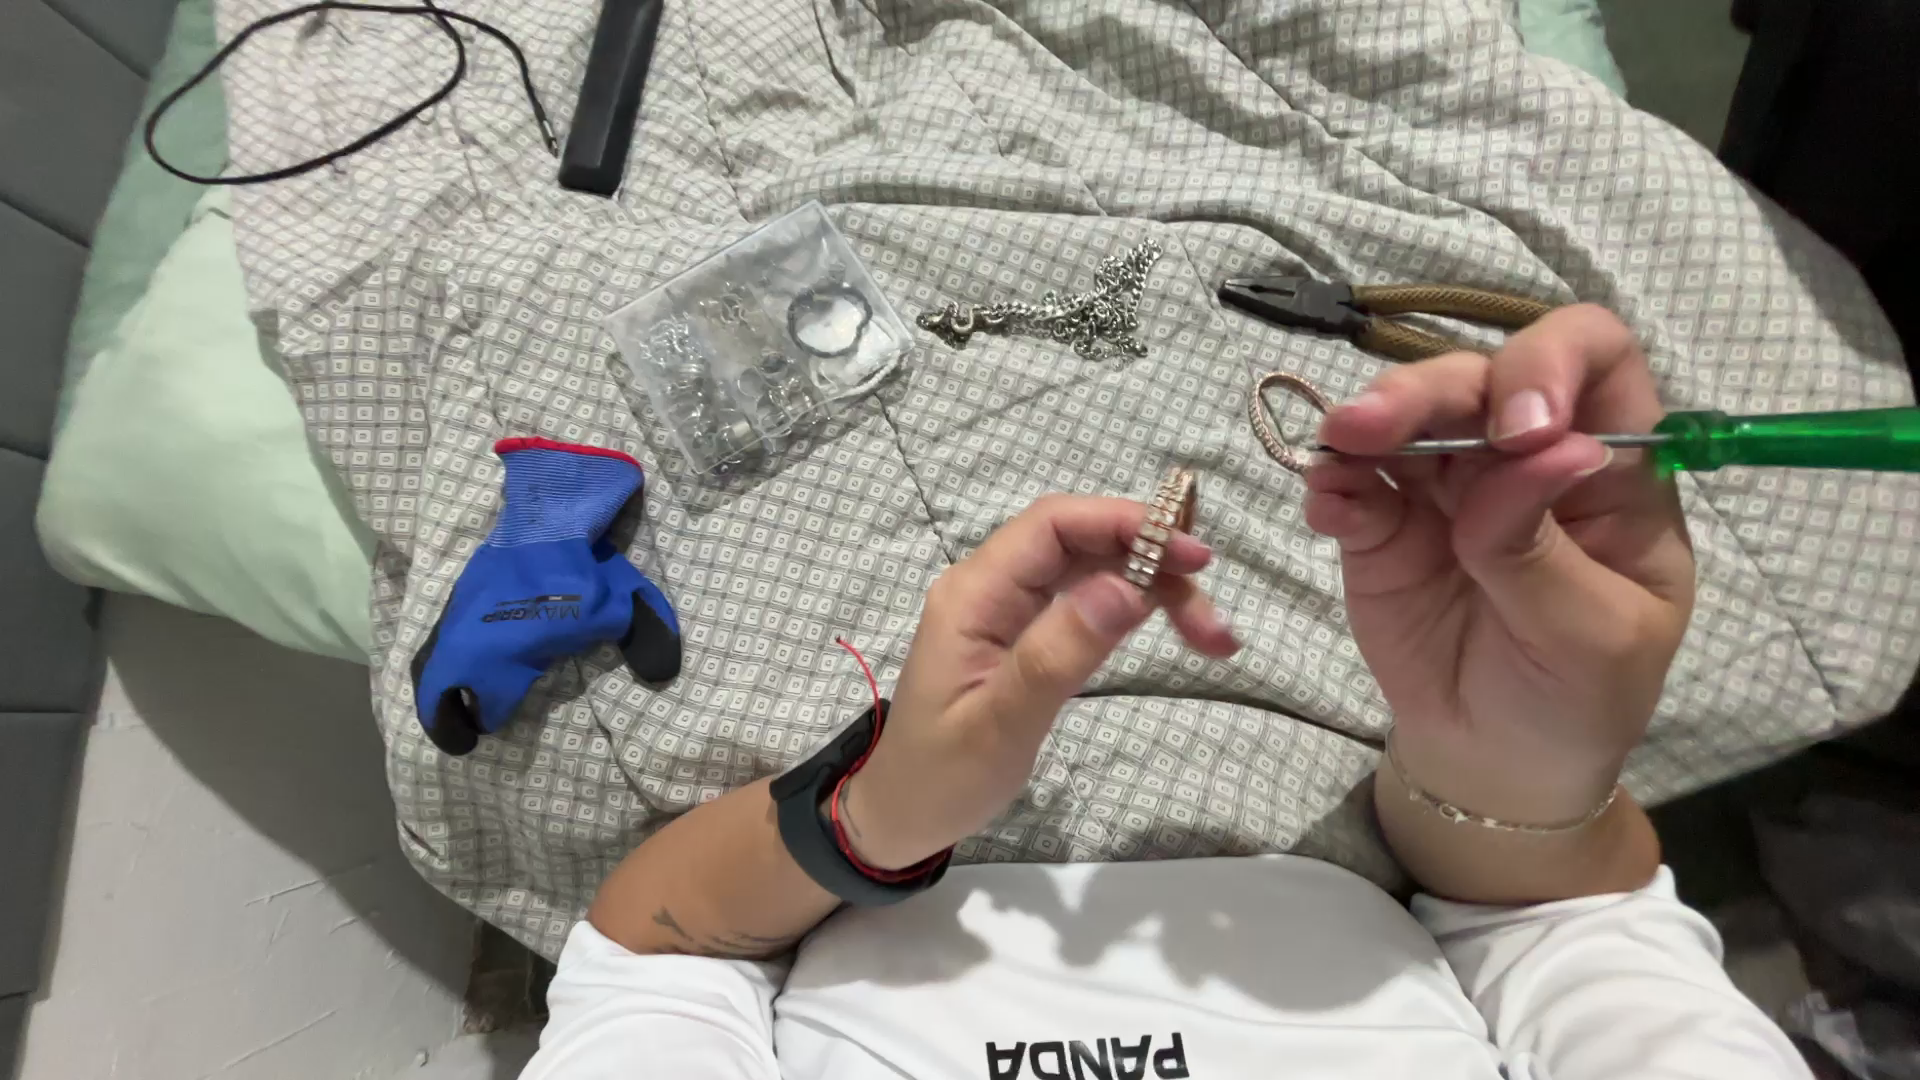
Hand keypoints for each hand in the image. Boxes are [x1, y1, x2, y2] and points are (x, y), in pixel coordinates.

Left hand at [839, 495, 1242, 868]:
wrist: (903, 809)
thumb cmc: (942, 775)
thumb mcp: (1000, 725)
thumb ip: (1058, 654)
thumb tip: (1128, 587)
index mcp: (974, 594)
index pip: (1052, 524)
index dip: (1124, 523)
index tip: (1191, 557)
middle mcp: (991, 587)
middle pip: (1081, 542)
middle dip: (1154, 563)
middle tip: (1213, 624)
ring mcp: (1008, 608)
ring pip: (1092, 569)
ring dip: (1155, 589)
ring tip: (1212, 638)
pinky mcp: (1025, 632)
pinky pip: (1086, 600)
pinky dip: (1134, 610)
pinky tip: (1174, 630)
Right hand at [1305, 305, 1694, 825]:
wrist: (1488, 754)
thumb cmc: (1573, 694)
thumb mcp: (1591, 632)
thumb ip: (1544, 544)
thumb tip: (1546, 448)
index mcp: (1604, 471)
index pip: (1591, 364)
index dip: (1550, 365)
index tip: (1516, 430)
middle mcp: (1514, 462)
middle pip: (1471, 382)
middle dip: (1421, 392)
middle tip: (1364, 425)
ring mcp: (1437, 493)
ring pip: (1399, 422)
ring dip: (1361, 425)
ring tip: (1334, 449)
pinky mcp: (1376, 530)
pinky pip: (1348, 488)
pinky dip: (1329, 485)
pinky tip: (1325, 506)